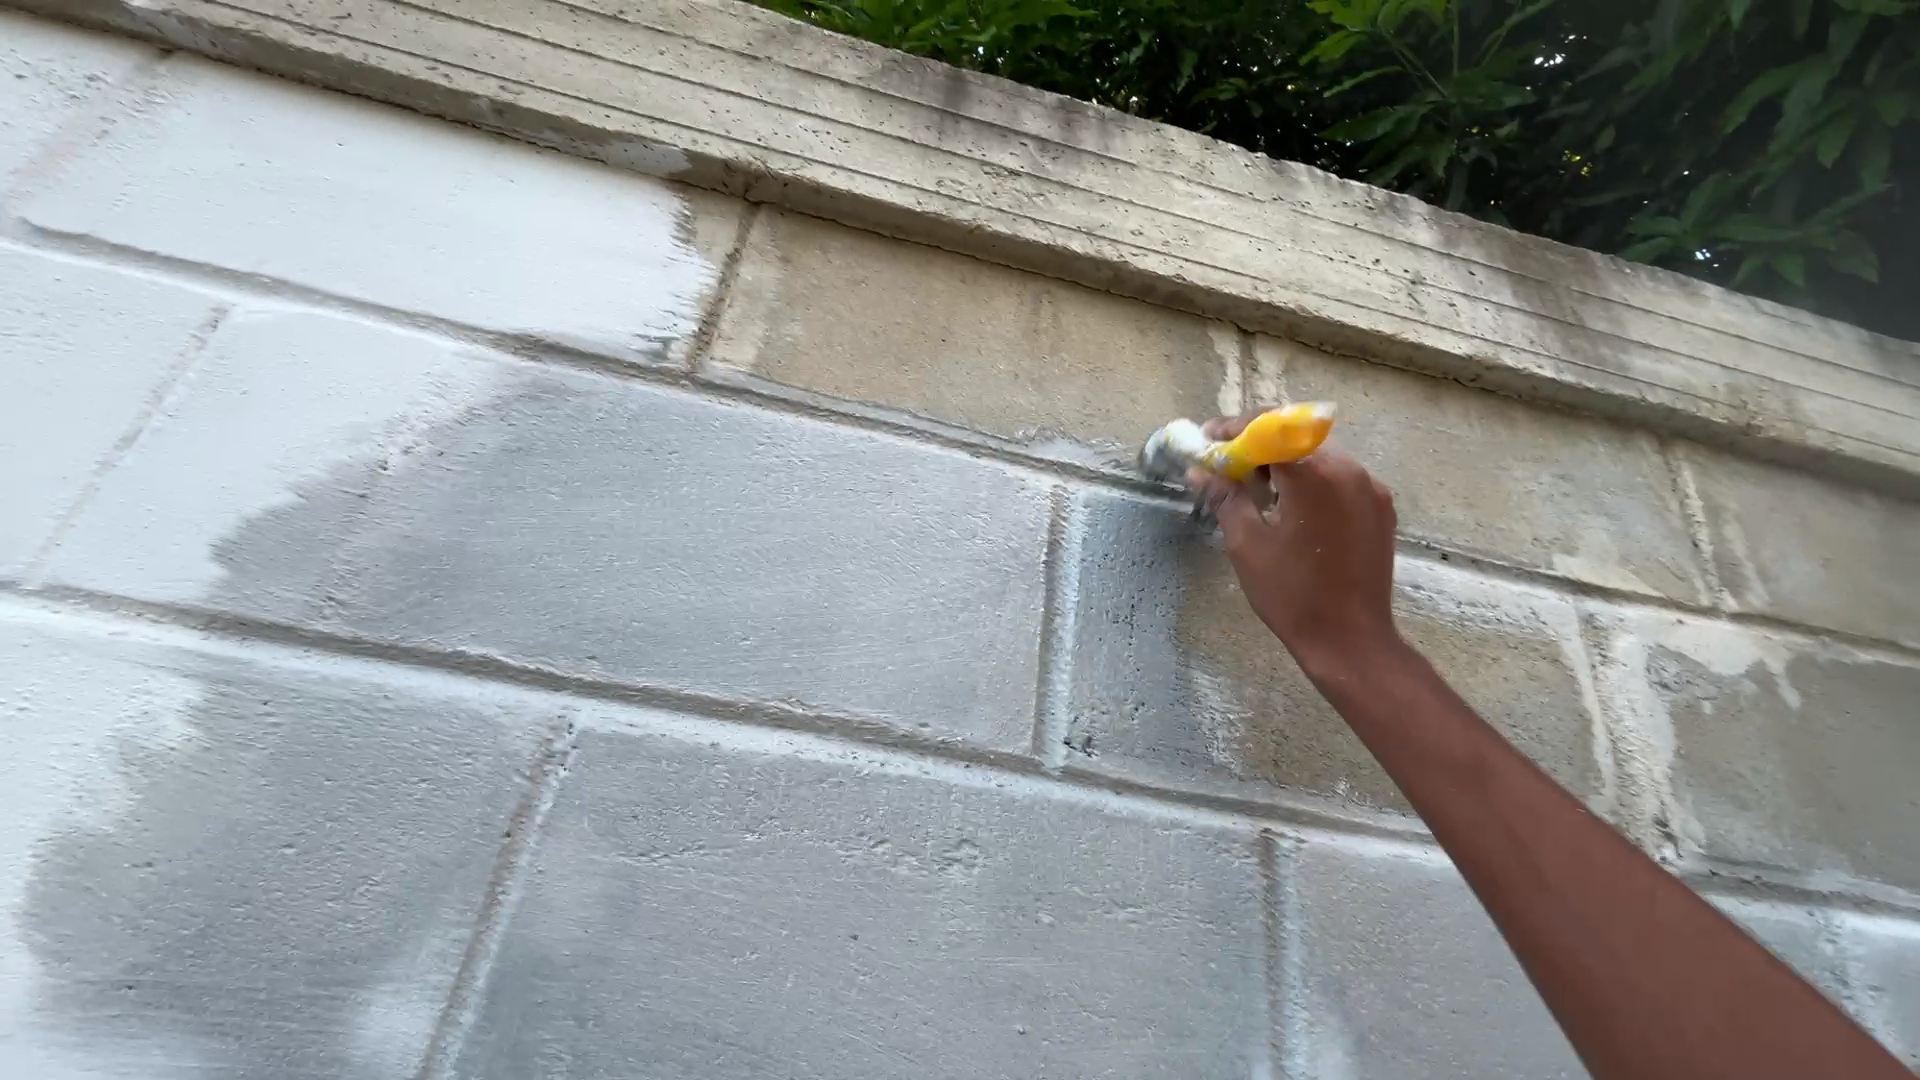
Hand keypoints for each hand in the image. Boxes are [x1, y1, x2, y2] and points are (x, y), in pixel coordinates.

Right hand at [1188, 414, 1400, 675]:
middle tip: (1226, 466)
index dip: (1233, 431)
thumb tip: (1200, 470)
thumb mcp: (1246, 544)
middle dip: (1258, 446)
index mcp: (1314, 475)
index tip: (1207, 438)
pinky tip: (1292, 509)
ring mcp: (1371, 489)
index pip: (1268, 430)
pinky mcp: (1381, 508)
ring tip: (1257, 490)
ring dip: (1285, 464)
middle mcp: (1349, 470)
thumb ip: (1225, 497)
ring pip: (1319, 458)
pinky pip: (1340, 479)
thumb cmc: (1291, 594)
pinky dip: (1311, 482)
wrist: (1350, 639)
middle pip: (1296, 439)